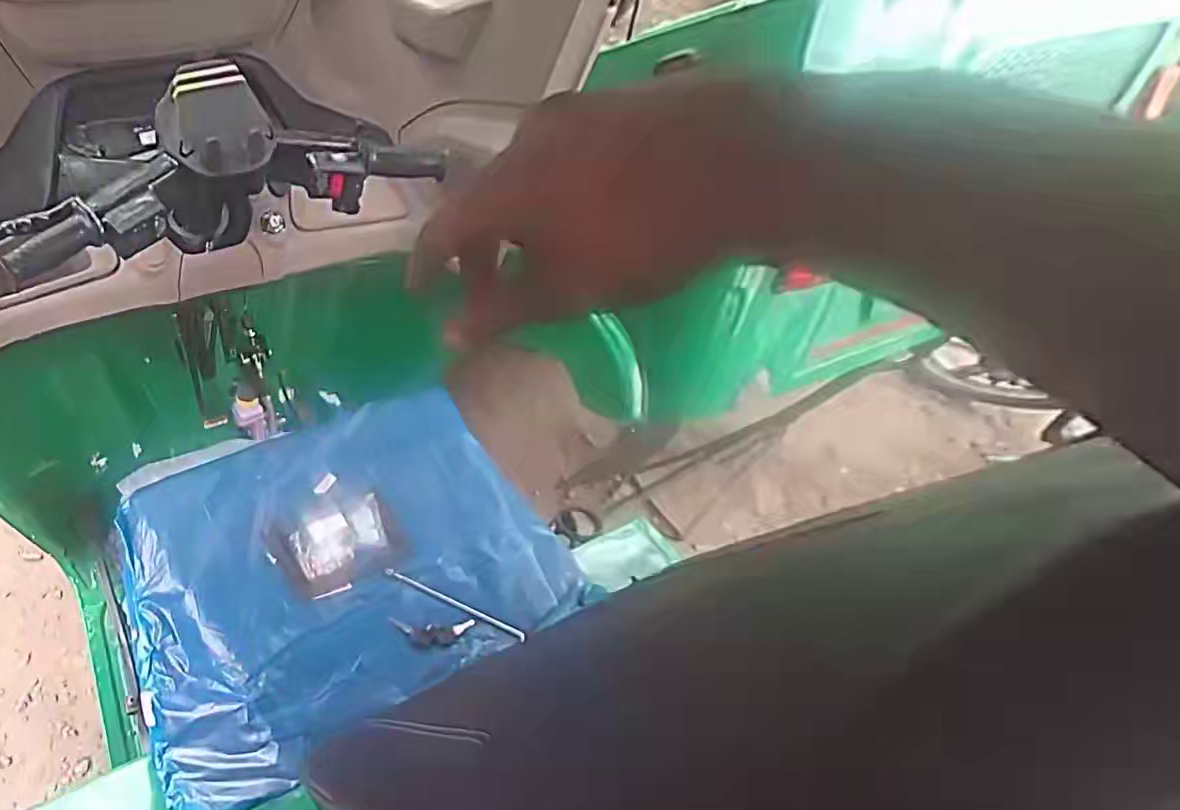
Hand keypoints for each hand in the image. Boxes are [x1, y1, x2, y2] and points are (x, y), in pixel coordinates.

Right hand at [408, 78, 793, 349]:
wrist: (760, 158)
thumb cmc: (647, 239)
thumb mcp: (565, 291)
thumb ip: (500, 313)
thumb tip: (448, 337)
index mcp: (504, 186)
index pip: (441, 230)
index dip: (424, 265)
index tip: (419, 292)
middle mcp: (525, 139)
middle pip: (479, 202)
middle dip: (475, 251)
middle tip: (485, 291)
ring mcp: (573, 113)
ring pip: (517, 177)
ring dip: (511, 223)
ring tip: (532, 258)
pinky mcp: (612, 103)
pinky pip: (556, 155)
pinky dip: (545, 194)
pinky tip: (572, 217)